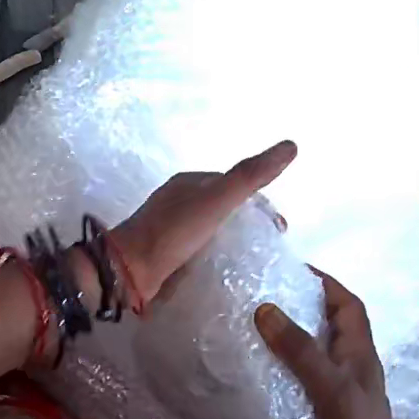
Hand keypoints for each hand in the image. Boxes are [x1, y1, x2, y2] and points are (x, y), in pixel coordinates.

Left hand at [109, 141, 295, 304]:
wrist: (127, 271)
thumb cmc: (172, 233)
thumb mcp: (216, 200)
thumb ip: (250, 176)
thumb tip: (291, 145)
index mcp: (188, 182)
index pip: (234, 184)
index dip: (261, 203)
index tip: (280, 230)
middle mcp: (177, 202)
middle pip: (223, 208)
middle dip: (249, 223)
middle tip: (270, 248)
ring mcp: (169, 230)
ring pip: (210, 231)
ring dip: (232, 243)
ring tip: (252, 263)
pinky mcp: (164, 255)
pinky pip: (198, 252)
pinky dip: (215, 258)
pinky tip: (224, 273)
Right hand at [255, 270, 413, 418]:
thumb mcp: (332, 388)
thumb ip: (301, 350)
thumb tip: (265, 308)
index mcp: (359, 357)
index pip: (348, 307)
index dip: (326, 284)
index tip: (294, 268)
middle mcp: (342, 370)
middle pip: (320, 327)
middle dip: (296, 306)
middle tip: (257, 292)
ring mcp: (322, 393)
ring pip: (299, 355)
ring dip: (277, 338)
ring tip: (241, 321)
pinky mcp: (302, 413)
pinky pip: (283, 381)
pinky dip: (265, 368)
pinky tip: (240, 363)